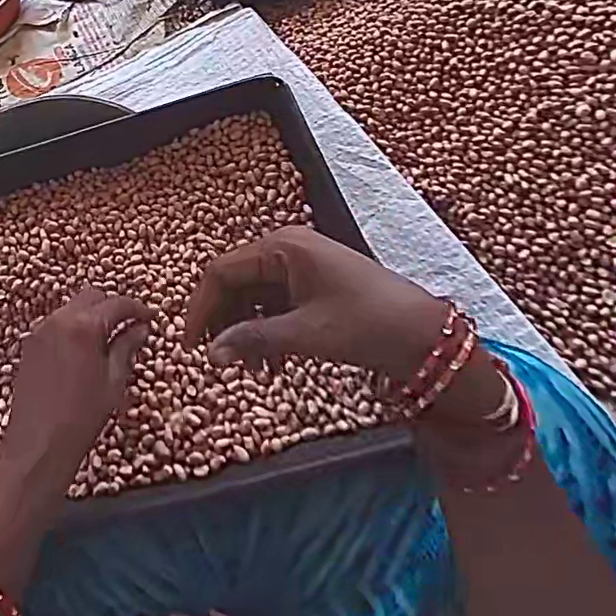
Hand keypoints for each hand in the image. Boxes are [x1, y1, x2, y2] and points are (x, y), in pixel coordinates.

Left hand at [0, 288, 150, 496]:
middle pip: (92, 297)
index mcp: (84, 326)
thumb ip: (126, 347)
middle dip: (113, 307)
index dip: (137, 309)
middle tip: (131, 327)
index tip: (150, 318)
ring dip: (92, 317)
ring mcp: (41, 331)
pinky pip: (58, 325)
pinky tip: (85, 352)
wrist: (37, 447)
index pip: (117, 303)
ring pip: (73, 308)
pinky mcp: (30, 345)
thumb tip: (141, 328)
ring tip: (109, 342)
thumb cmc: (81, 417)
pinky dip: (74, 328)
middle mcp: (59, 320)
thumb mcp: (113, 381)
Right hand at [186, 229, 506, 422]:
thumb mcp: (305, 334)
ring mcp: (300, 266)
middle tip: (218, 361)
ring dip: (244, 331)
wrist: (427, 335)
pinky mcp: (311, 285)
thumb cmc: (367, 324)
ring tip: (248, 369)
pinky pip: (273, 304)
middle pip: (234, 283)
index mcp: (282, 246)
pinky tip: (269, 363)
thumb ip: (252, 340)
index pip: (221, 271)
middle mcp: (286, 248)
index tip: (189, 345)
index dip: (201, 308)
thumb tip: (210, 355)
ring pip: (252, 297)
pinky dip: (265, 331)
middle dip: (224, 323)